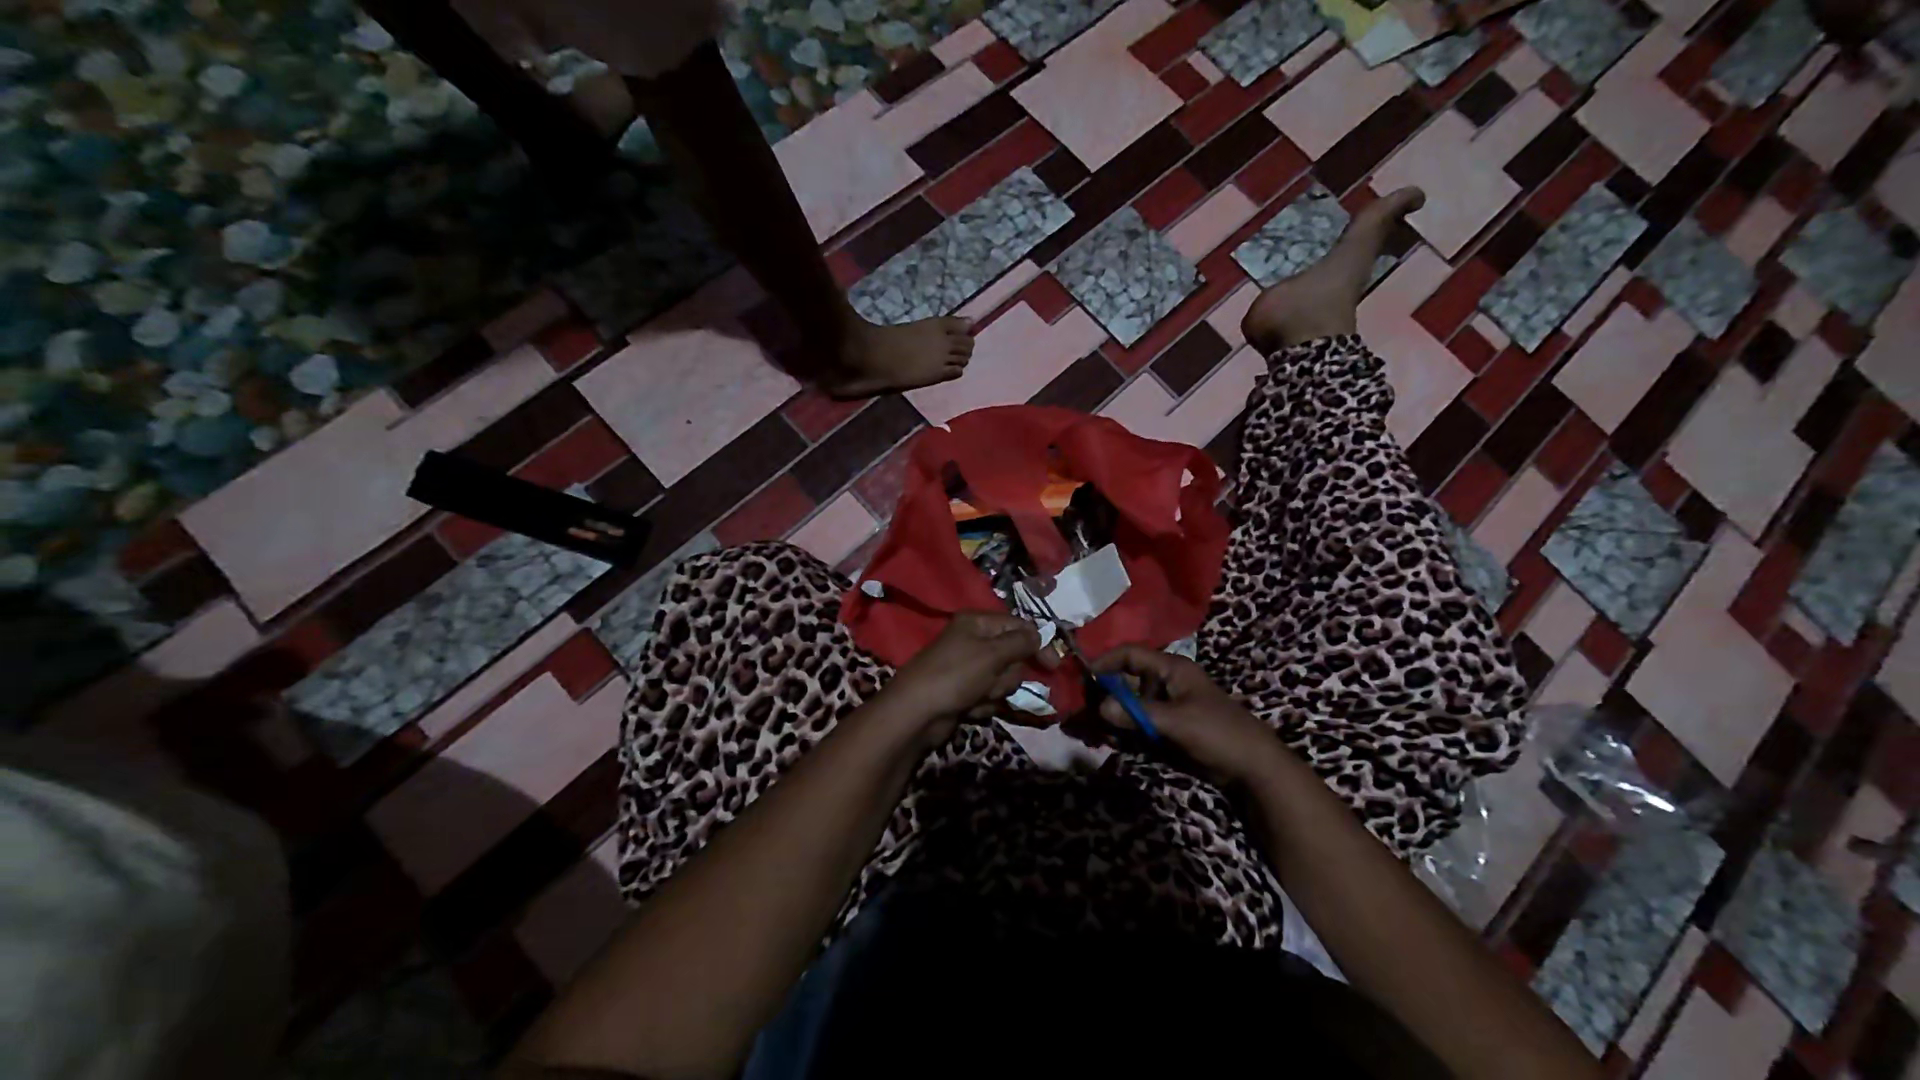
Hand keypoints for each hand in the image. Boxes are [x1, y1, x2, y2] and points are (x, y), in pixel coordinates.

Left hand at [881, 612, 1046, 740]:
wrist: (917, 712)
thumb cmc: (956, 675)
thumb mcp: (992, 654)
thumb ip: (1021, 642)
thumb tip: (1039, 634)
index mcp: (977, 622)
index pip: (1018, 625)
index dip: (1037, 643)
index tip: (1053, 665)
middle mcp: (973, 641)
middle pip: (1012, 655)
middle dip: (1008, 673)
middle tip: (992, 681)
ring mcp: (968, 668)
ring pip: (1003, 679)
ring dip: (995, 690)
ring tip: (976, 696)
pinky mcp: (964, 691)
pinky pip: (988, 695)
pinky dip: (983, 703)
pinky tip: (969, 708)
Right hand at [1090, 645, 1282, 786]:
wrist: (1253, 768)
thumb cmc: (1219, 733)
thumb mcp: (1177, 721)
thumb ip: (1138, 713)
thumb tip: (1099, 707)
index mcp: (1172, 669)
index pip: (1131, 654)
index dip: (1106, 662)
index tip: (1084, 677)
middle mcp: (1166, 683)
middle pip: (1126, 680)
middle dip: (1104, 695)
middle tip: (1083, 711)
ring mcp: (1166, 706)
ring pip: (1129, 705)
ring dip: (1111, 716)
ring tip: (1093, 731)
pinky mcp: (1167, 728)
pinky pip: (1138, 724)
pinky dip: (1123, 731)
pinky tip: (1111, 742)